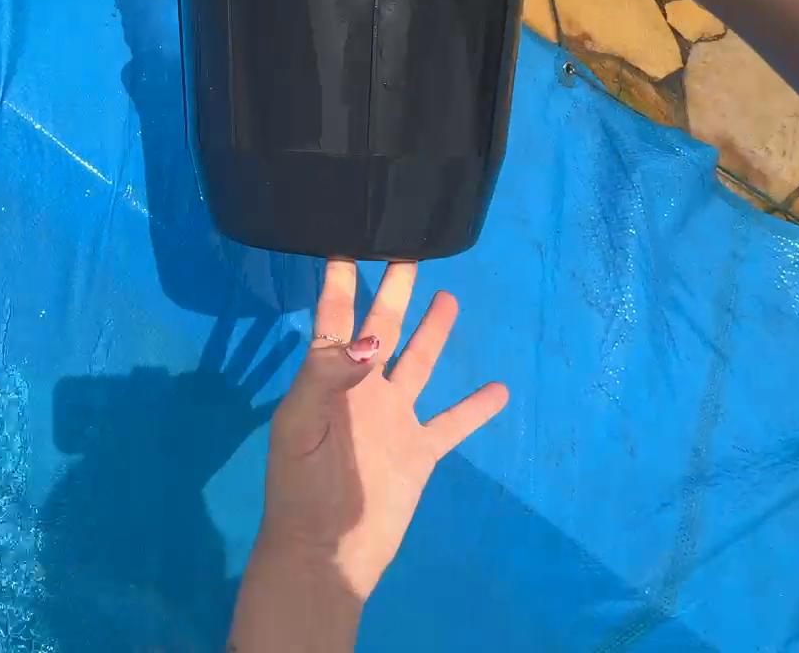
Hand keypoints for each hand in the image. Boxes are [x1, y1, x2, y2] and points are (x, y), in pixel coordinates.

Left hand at [255, 259, 508, 597]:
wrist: (326, 552)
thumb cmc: (301, 485)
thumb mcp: (301, 425)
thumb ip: (326, 378)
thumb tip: (367, 341)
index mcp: (329, 378)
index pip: (333, 318)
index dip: (338, 283)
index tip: (345, 245)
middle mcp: (364, 389)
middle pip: (382, 328)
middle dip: (393, 292)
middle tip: (407, 253)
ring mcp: (394, 418)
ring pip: (420, 364)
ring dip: (433, 333)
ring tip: (449, 298)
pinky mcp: (420, 451)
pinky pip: (453, 423)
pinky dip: (476, 409)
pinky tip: (498, 388)